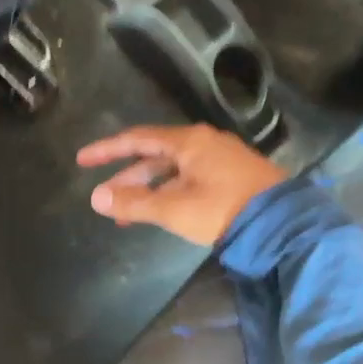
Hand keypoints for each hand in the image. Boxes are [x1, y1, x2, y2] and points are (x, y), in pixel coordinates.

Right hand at [77, 124, 286, 245]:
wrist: (279, 224)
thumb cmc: (222, 210)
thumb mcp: (173, 209)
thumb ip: (133, 203)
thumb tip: (96, 197)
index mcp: (188, 142)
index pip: (137, 139)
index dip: (107, 149)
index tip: (83, 159)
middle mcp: (203, 143)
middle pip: (153, 155)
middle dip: (126, 177)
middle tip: (103, 197)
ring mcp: (219, 158)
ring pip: (170, 169)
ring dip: (146, 189)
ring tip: (125, 214)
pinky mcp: (230, 175)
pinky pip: (186, 177)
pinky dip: (165, 191)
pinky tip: (158, 210)